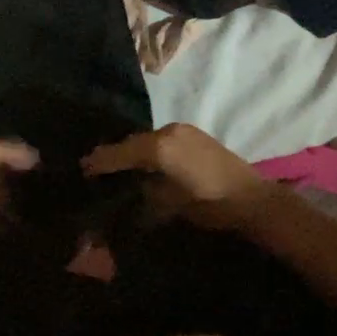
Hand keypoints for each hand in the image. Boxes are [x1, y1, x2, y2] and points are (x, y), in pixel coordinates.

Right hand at [81, 123, 269, 229]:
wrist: (253, 199)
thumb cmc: (210, 206)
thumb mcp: (171, 205)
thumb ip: (146, 193)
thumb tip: (130, 192)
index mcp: (160, 147)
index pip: (122, 152)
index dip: (101, 161)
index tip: (83, 167)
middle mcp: (167, 131)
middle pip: (133, 142)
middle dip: (115, 154)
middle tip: (97, 166)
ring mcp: (182, 129)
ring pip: (147, 139)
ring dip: (134, 151)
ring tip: (119, 165)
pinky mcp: (193, 133)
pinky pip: (162, 138)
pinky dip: (150, 148)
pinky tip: (147, 161)